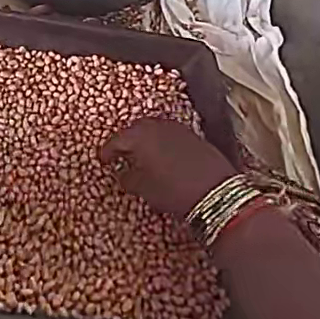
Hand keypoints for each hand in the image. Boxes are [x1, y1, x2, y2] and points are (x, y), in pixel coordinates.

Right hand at [100, 117, 236, 219]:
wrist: (216, 192)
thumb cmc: (173, 189)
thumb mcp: (143, 188)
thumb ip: (127, 177)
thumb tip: (123, 173)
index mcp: (138, 136)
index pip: (115, 140)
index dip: (107, 152)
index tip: (103, 160)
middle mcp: (156, 126)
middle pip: (134, 130)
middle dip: (126, 142)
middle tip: (120, 156)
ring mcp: (176, 128)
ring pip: (153, 130)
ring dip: (144, 141)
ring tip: (141, 157)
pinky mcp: (192, 135)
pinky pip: (168, 135)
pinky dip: (161, 143)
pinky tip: (162, 158)